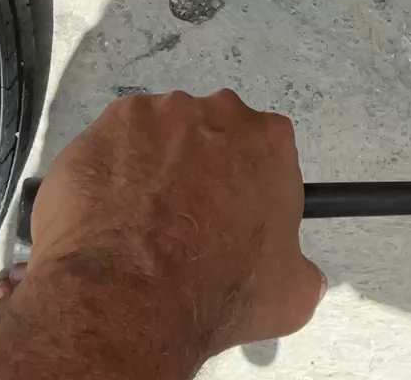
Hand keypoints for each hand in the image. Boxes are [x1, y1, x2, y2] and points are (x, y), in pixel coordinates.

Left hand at [22, 90, 324, 360]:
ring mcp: (164, 112)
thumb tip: (301, 275)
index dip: (245, 180)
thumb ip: (301, 268)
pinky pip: (113, 141)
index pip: (264, 147)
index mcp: (270, 140)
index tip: (230, 210)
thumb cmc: (217, 289)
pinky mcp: (114, 123)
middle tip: (185, 217)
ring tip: (139, 219)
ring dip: (154, 166)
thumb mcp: (289, 292)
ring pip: (161, 134)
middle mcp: (222, 112)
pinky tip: (108, 210)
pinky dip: (110, 169)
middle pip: (212, 132)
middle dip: (200, 166)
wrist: (133, 299)